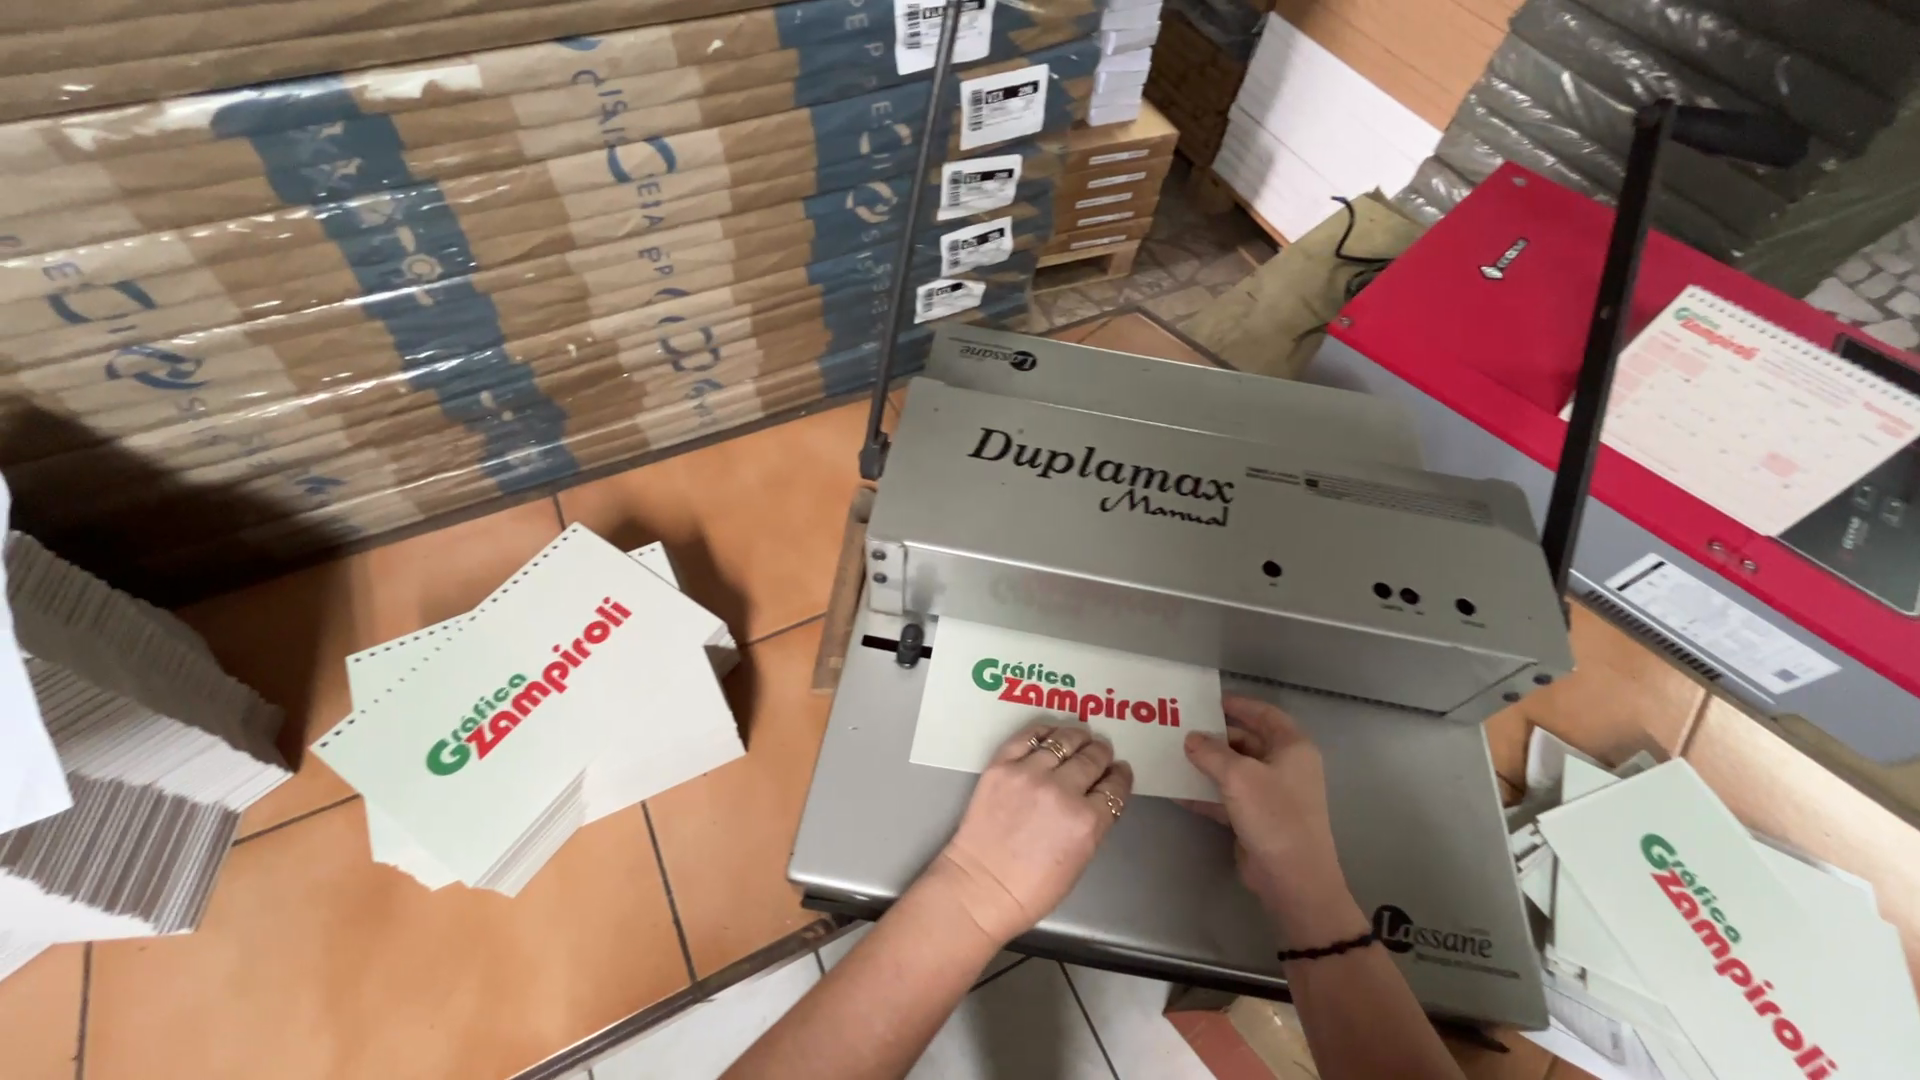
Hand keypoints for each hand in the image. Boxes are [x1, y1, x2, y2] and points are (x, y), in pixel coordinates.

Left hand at [923, 724, 1134, 946]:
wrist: (980, 887)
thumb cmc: (1032, 888)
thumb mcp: (1080, 860)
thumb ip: (1094, 823)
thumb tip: (1100, 795)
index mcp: (1087, 822)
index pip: (1115, 786)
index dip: (1120, 775)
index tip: (1120, 770)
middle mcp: (1062, 791)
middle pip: (1092, 758)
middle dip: (1101, 753)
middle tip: (1102, 750)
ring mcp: (1029, 774)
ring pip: (1064, 740)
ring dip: (1077, 736)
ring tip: (1080, 736)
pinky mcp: (1001, 765)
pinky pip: (1029, 736)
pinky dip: (1045, 731)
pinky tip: (1051, 732)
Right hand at [1182, 696, 1367, 942]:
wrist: (1292, 878)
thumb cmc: (1273, 815)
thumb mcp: (1238, 775)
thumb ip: (1210, 752)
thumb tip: (1191, 739)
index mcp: (1292, 748)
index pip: (1265, 714)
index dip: (1239, 704)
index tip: (1207, 701)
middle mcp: (1285, 766)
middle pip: (1246, 741)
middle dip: (1215, 736)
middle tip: (1181, 729)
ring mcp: (1271, 794)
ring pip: (1234, 769)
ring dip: (1207, 764)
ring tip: (1173, 754)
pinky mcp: (1256, 818)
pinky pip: (1227, 796)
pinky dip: (1205, 792)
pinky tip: (1178, 790)